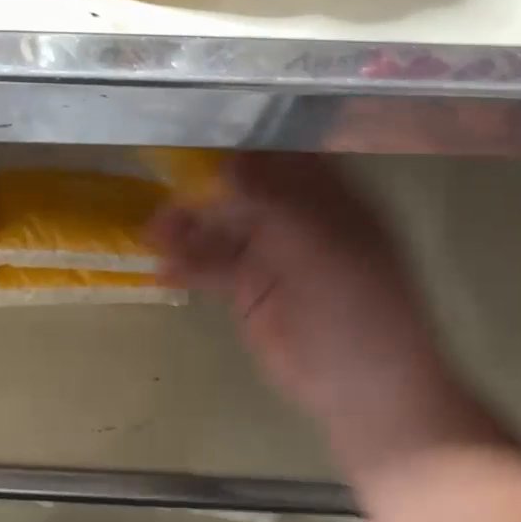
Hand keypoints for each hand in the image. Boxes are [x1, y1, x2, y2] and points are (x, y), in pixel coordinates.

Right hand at [149, 152, 504, 479]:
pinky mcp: (247, 288)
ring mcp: (271, 254)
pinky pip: (209, 266)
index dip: (249, 138)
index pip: (287, 154)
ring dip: (187, 225)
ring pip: (219, 226)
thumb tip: (228, 161)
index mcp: (332, 200)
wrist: (367, 396)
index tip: (204, 125)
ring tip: (153, 229)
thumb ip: (275, 201)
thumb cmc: (361, 312)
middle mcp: (299, 219)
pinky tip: (161, 267)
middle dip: (203, 182)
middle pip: (243, 186)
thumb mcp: (323, 248)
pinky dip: (185, 264)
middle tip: (166, 178)